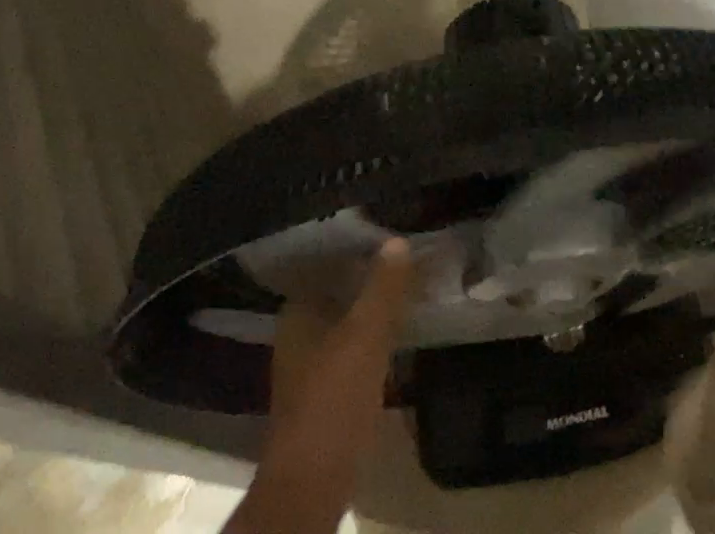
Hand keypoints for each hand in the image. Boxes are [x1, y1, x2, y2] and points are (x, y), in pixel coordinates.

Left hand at [227, 239, 413, 533]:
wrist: (315, 479)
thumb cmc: (334, 400)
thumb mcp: (365, 337)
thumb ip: (382, 289)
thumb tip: (397, 240)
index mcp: (298, 315)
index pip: (326, 265)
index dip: (357, 248)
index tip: (393, 234)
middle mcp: (299, 335)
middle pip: (339, 293)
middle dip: (372, 278)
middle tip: (413, 259)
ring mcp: (312, 365)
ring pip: (349, 323)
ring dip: (377, 309)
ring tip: (415, 291)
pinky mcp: (329, 392)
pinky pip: (356, 349)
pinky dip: (378, 339)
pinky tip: (404, 335)